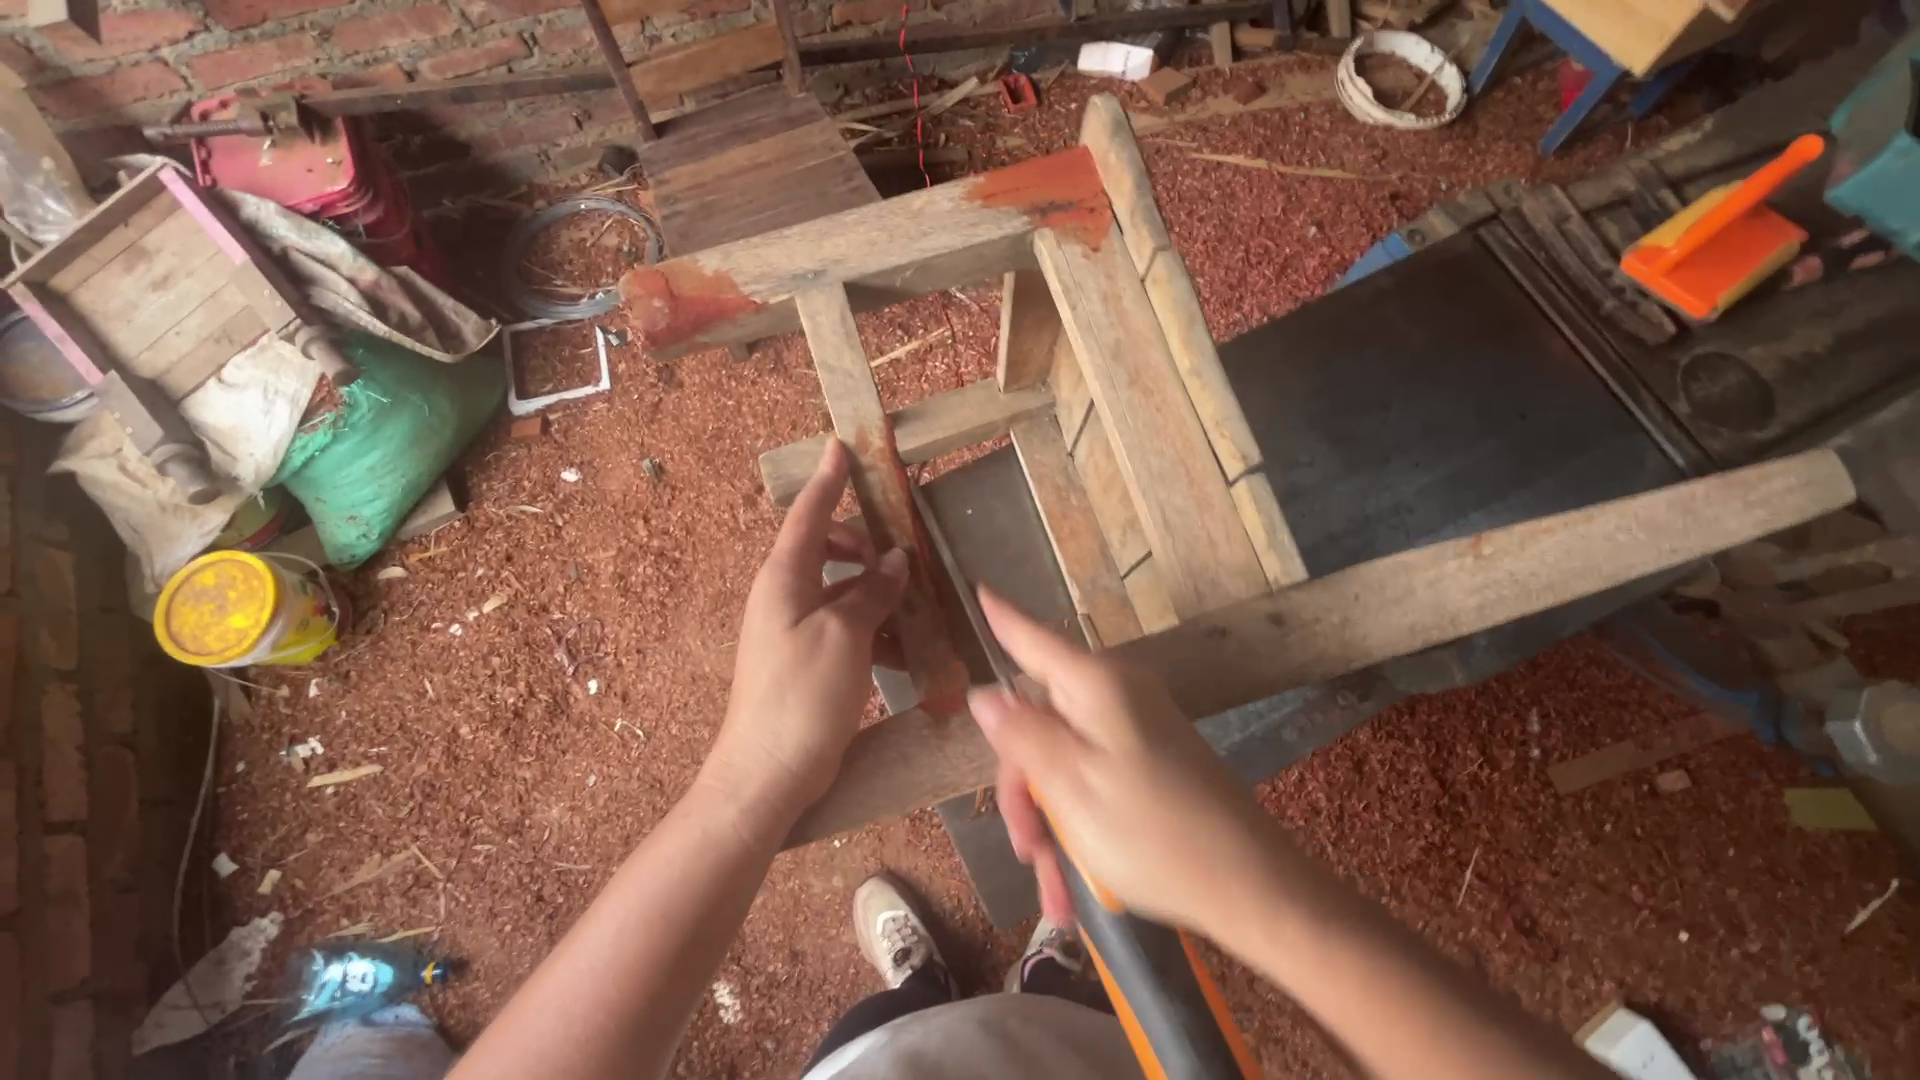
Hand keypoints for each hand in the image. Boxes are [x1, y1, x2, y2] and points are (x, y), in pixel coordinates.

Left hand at [703, 440, 907, 828]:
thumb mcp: (845, 636)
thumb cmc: (801, 695)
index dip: (828, 481)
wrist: (769, 772)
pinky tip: (907, 649)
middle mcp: (785, 596)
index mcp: (784, 578)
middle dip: (867, 547)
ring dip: (878, 593)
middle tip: (905, 553)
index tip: (840, 446)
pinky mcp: (810, 660)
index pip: (809, 515)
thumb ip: (871, 592)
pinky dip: (874, 629)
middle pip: (828, 550)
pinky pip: (846, 628)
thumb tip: (894, 560)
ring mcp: (796, 630)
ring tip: (918, 606)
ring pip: (843, 591)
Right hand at [971, 589, 1294, 934]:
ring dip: (1050, 827)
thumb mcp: (1071, 786)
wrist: (1254, 888)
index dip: (1002, 620)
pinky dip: (1079, 831)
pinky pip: (1093, 785)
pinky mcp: (1149, 764)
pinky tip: (1075, 889)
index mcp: (1095, 686)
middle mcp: (1114, 697)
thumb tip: (985, 694)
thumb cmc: (1155, 834)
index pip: (1033, 641)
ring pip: (1063, 765)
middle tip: (1027, 850)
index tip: (978, 587)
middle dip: (1025, 790)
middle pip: (1040, 723)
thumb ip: (1023, 736)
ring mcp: (1134, 731)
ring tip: (1056, 890)